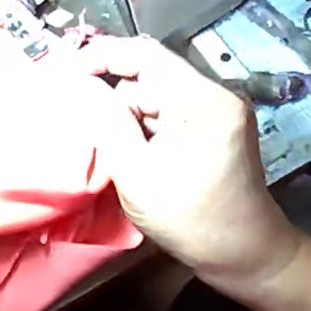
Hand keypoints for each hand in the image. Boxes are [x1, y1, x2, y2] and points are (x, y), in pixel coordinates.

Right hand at [74, 36, 304, 297]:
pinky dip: (144, 124)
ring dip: (127, 113)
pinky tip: (131, 148)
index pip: (144, 55)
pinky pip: (169, 111)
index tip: (65, 72)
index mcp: (202, 100)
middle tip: (79, 117)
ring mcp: (219, 109)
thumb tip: (83, 88)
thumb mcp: (136, 174)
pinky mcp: (216, 125)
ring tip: (108, 144)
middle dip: (112, 93)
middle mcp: (216, 94)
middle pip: (150, 74)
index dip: (100, 56)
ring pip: (156, 94)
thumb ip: (107, 124)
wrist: (245, 255)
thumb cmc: (191, 220)